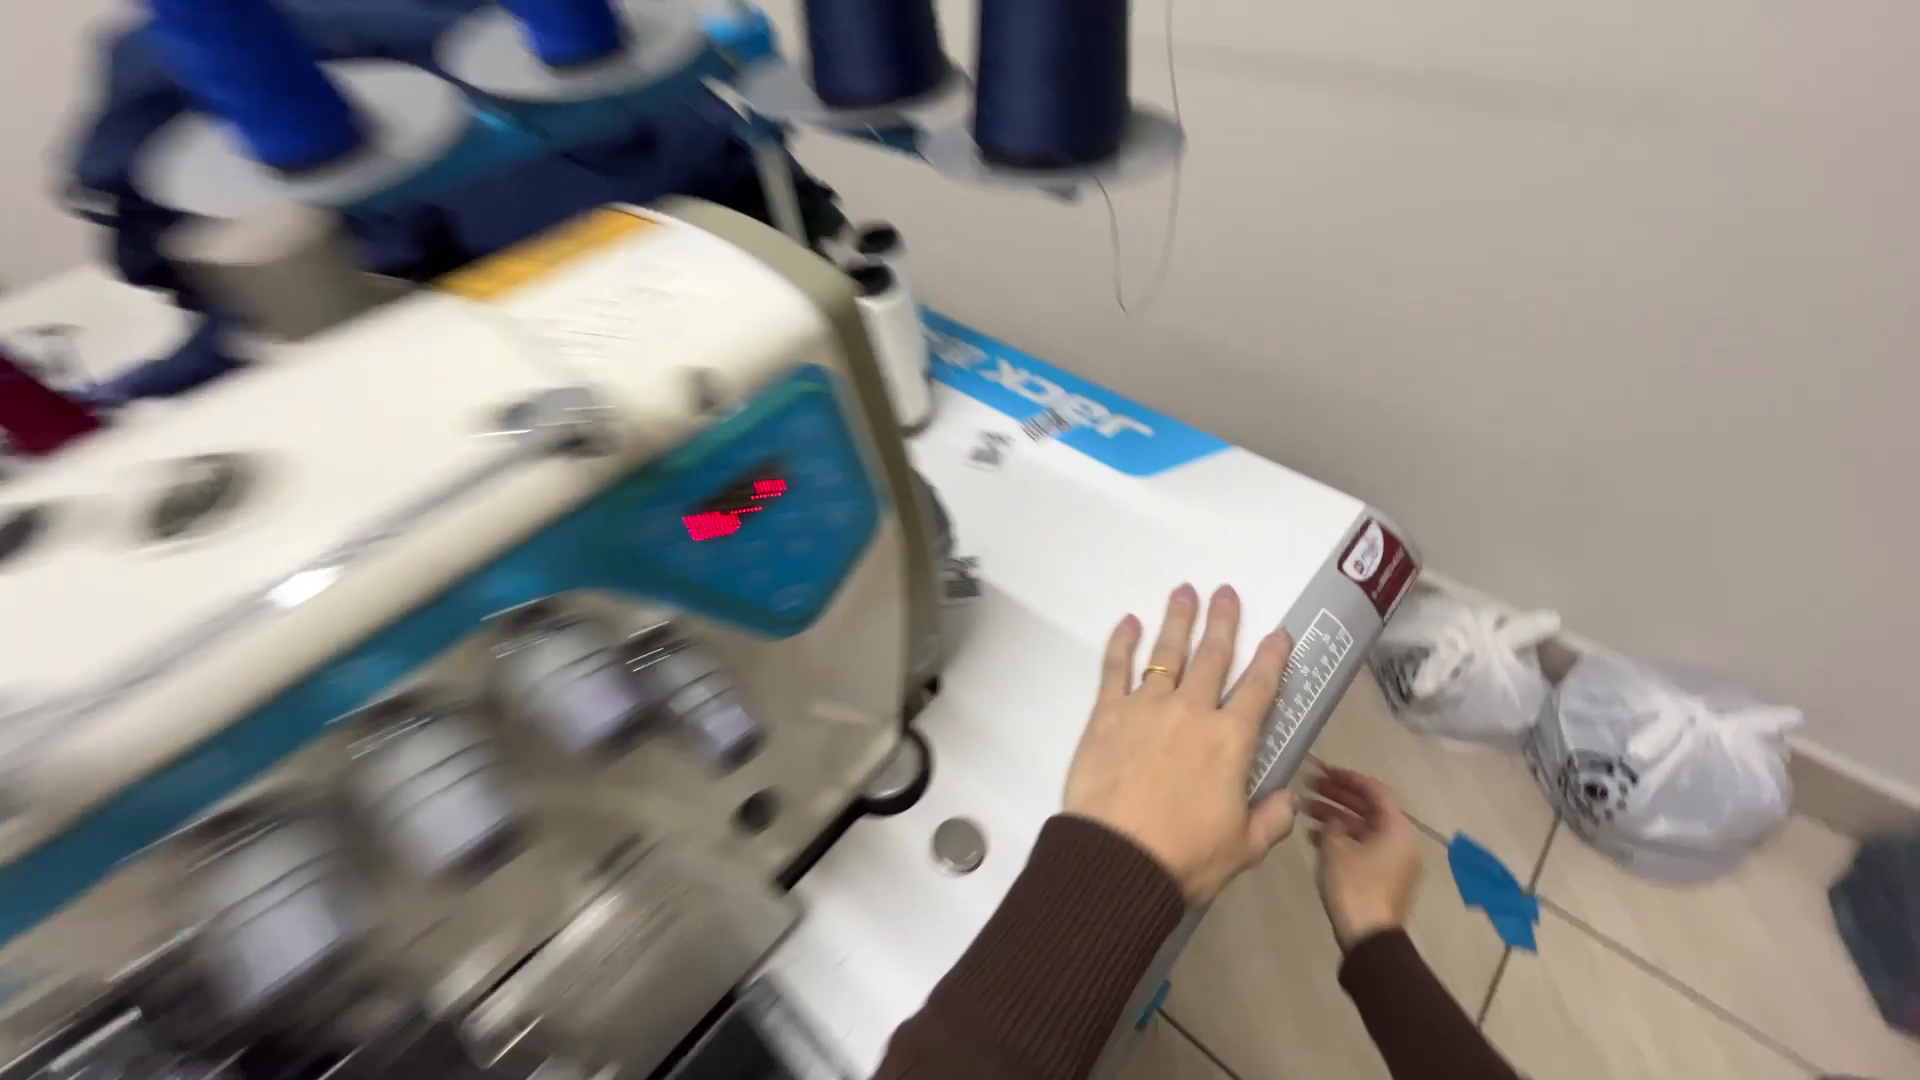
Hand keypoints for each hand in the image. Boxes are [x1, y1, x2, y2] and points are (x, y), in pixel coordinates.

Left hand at [1064, 584, 1296, 904]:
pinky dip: (1121, 643)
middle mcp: (1192, 712)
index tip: (1278, 632)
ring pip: (1166, 652)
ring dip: (1176, 620)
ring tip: (1183, 591)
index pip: (1259, 689)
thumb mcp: (1244, 847)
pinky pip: (1115, 668)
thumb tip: (1289, 798)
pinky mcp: (1107, 713)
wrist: (1118, 857)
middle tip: (1225, 590)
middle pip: (1211, 657)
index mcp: (1231, 741)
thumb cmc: (1186, 856)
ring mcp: (1146, 706)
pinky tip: (1127, 622)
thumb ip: (1271, 819)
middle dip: (1222, 622)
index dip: (1272, 658)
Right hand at [1307, 767, 1424, 949]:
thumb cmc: (1354, 885)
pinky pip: (1364, 844)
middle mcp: (1402, 841)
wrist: (1370, 937)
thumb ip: (1333, 823)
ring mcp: (1395, 861)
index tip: (1324, 771)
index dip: (1349, 778)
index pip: (1375, 791)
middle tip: (1310, 785)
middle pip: (1370, 808)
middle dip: (1339, 795)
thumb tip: (1332, 819)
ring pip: (1364, 827)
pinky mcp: (1385, 876)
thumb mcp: (1335, 846)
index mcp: (1397, 830)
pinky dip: (1343, 836)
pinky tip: (1315, 835)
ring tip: (1306, 809)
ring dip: (1337, 815)